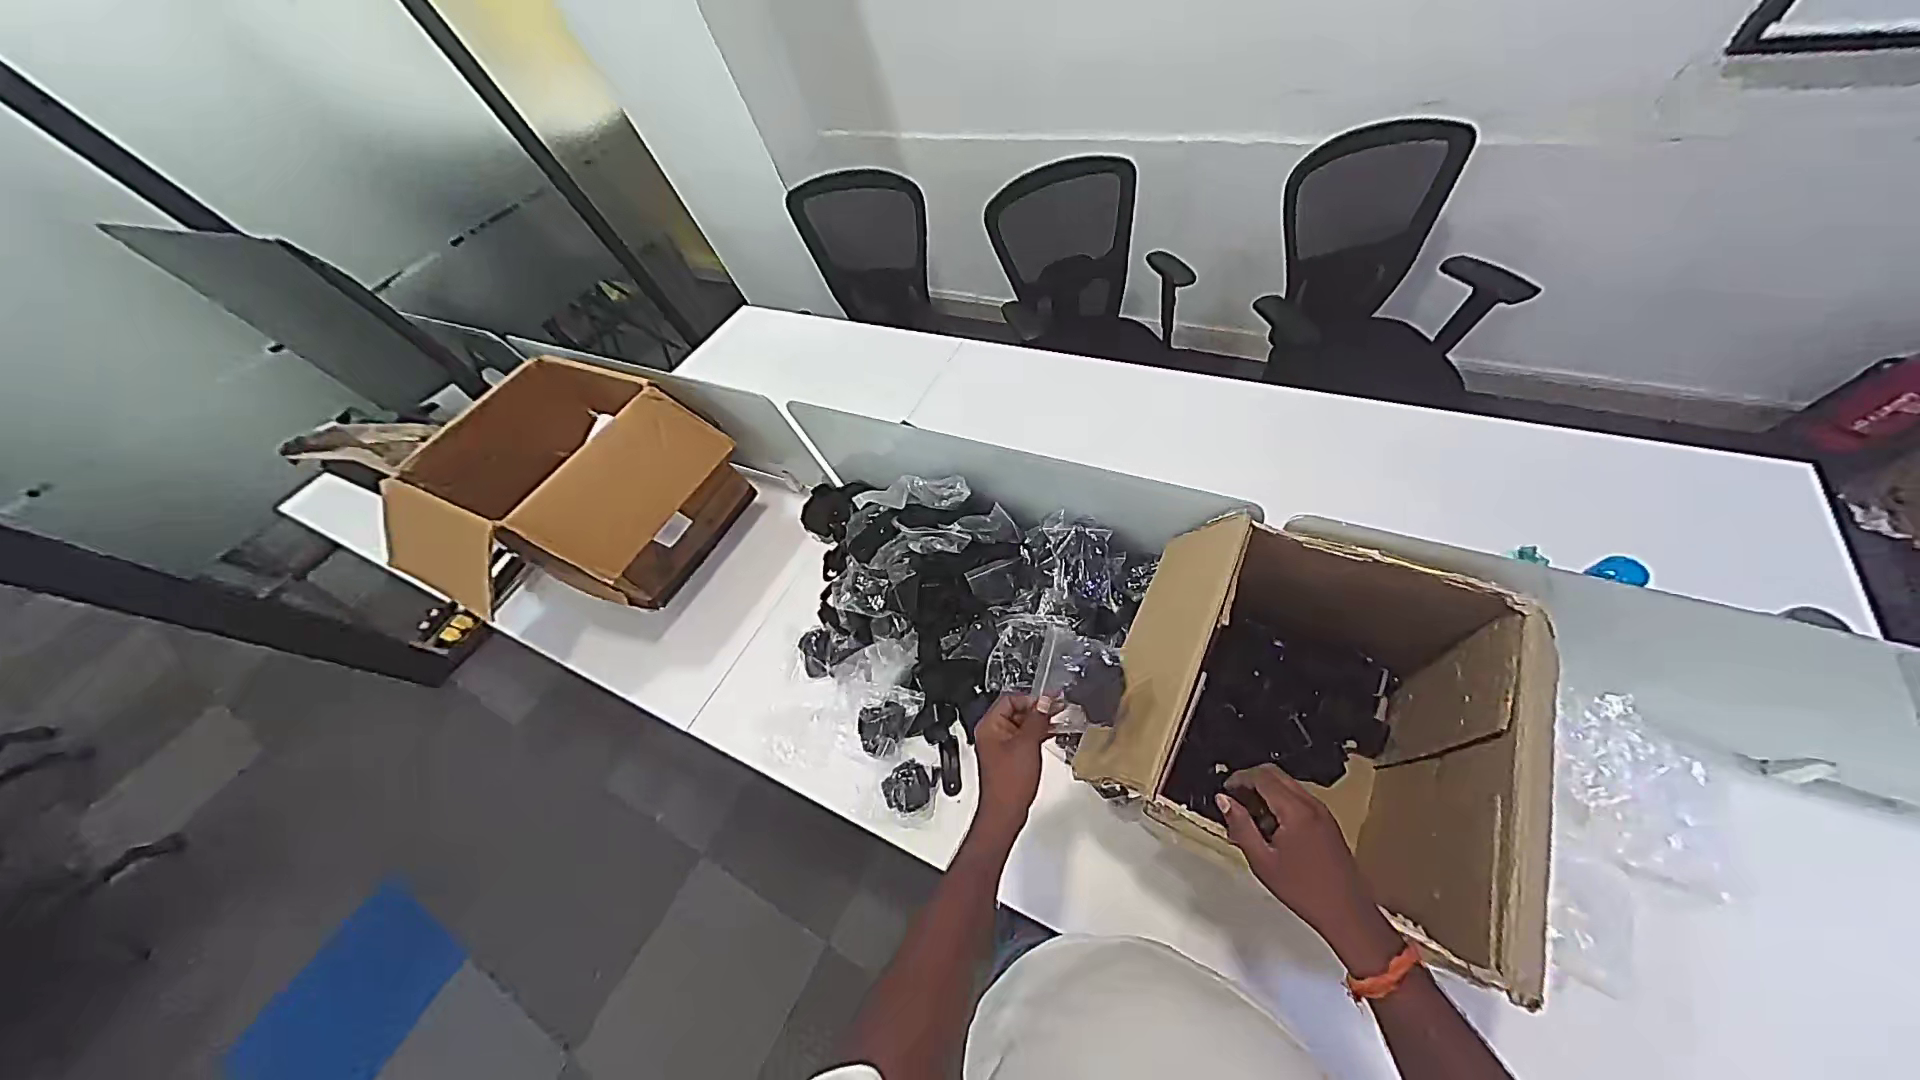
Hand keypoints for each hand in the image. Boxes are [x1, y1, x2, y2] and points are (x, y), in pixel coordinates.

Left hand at [970, 694, 1055, 845]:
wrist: (1005, 811)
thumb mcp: (1028, 743)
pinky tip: (1050, 734)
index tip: (1050, 701)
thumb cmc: (1009, 783)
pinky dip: (1036, 734)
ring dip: (1039, 721)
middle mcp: (992, 733)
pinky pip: (1023, 737)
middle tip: (1057, 709)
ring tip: (1057, 720)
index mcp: (990, 725)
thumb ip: (1037, 719)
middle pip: (1016, 709)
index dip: (1032, 698)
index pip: (1011, 698)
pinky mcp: (1009, 756)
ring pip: (1021, 723)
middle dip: (1037, 709)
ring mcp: (1000, 745)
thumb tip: (1045, 702)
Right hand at [1217, 764, 1402, 973]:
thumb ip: (1240, 825)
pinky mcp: (1328, 822)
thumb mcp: (1262, 860)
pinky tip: (1271, 828)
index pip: (1261, 776)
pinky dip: (1280, 802)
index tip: (1226, 790)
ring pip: (1287, 784)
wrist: (1347, 915)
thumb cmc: (1307, 892)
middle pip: (1275, 774)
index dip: (1238, 778)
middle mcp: (1312, 806)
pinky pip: (1299, 798)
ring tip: (1251, 818)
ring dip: (1266, 791)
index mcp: (1296, 811)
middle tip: (1235, 799)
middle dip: (1251, 781)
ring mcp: (1323, 813)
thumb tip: (1224, 801)